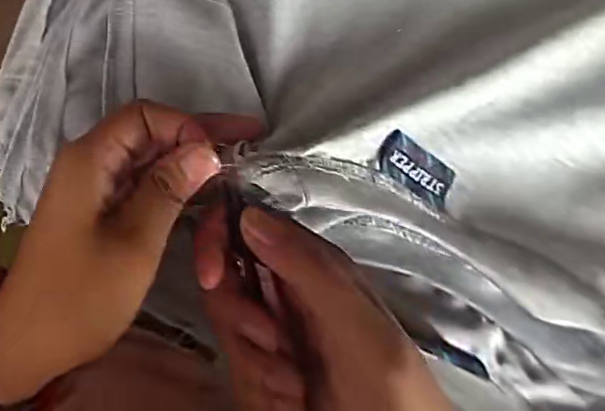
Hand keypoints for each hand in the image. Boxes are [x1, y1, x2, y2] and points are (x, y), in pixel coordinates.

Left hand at [0, 101, 261, 403]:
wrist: (28, 339)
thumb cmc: (80, 297)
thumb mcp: (133, 244)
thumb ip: (167, 191)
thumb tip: (206, 148)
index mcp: (89, 157)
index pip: (143, 115)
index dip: (186, 124)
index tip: (225, 151)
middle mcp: (88, 159)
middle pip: (146, 131)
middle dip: (195, 136)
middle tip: (248, 141)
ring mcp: (92, 183)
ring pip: (145, 157)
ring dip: (186, 162)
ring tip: (235, 169)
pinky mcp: (97, 205)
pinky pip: (138, 181)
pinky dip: (170, 185)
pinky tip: (202, 192)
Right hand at [196, 206, 453, 410]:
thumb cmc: (393, 392)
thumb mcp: (359, 326)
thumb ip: (308, 268)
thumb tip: (247, 213)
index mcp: (308, 263)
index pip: (243, 225)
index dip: (216, 240)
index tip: (211, 275)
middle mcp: (284, 291)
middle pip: (223, 277)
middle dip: (236, 315)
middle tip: (273, 345)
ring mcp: (273, 333)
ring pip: (225, 325)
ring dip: (253, 362)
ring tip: (295, 390)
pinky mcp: (265, 373)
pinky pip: (236, 369)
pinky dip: (259, 392)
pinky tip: (291, 405)